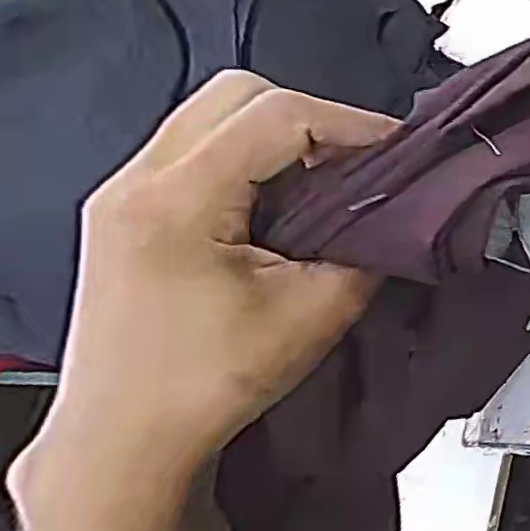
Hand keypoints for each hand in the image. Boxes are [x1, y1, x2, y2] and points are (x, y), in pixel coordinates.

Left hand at [15, 72, 397, 499]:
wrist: (127, 437)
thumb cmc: (212, 381)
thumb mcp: (318, 312)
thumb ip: (367, 250)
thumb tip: (396, 217)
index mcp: (174, 201)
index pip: (275, 116)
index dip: (353, 123)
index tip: (403, 148)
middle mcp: (137, 180)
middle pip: (238, 93)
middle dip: (316, 116)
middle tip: (365, 160)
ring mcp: (127, 192)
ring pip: (217, 114)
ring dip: (287, 135)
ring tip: (335, 180)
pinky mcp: (135, 212)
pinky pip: (206, 149)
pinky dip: (261, 159)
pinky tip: (293, 201)